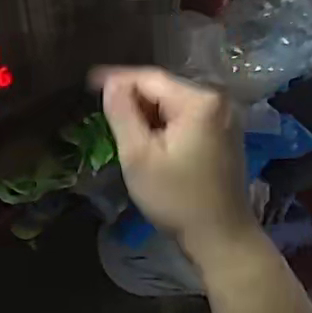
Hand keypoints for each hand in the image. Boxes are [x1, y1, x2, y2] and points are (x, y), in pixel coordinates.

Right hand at [94, 67, 259, 263]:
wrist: (219, 234)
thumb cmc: (174, 196)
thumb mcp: (137, 155)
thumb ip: (122, 114)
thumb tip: (110, 83)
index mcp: (198, 101)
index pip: (148, 78)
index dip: (115, 78)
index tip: (86, 82)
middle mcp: (218, 101)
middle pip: (163, 89)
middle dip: (131, 97)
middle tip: (100, 110)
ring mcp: (224, 117)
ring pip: (172, 103)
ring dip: (144, 112)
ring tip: (118, 125)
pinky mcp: (223, 134)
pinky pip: (184, 117)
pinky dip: (161, 123)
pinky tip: (145, 138)